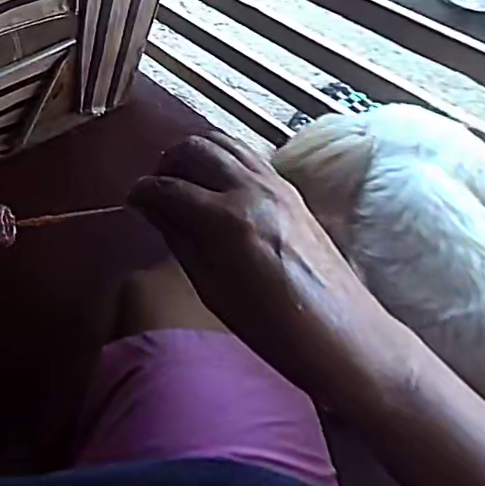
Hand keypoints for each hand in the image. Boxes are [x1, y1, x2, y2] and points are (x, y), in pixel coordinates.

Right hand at [127, 133, 412, 408]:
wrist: (352, 344)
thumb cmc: (273, 327)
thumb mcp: (209, 286)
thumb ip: (175, 235)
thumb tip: (148, 206)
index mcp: (227, 219)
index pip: (166, 186)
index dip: (141, 191)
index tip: (132, 201)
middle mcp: (251, 191)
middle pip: (192, 149)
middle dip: (165, 164)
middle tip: (158, 189)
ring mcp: (277, 186)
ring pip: (220, 141)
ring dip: (194, 154)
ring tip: (184, 179)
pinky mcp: (292, 191)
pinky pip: (246, 155)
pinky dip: (222, 158)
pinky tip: (215, 183)